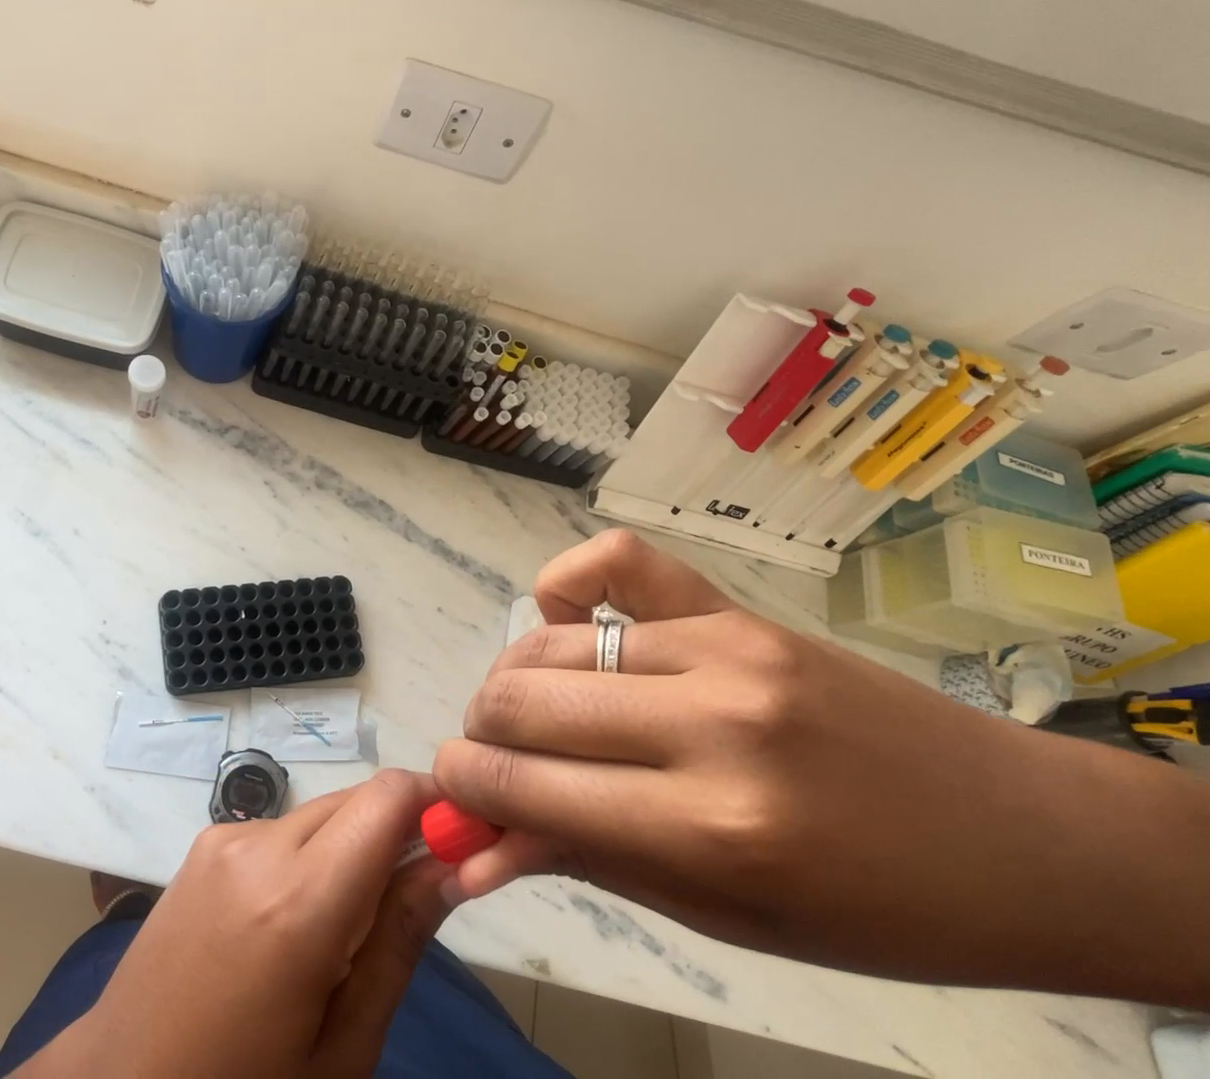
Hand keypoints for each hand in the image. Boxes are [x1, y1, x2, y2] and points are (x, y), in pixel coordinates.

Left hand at [15, 770, 456, 1078]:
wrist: (127, 1076)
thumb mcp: (344, 1040)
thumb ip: (401, 939)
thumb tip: (455, 862)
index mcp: (300, 900)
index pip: (389, 797)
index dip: (437, 805)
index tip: (465, 843)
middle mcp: (259, 847)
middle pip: (358, 801)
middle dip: (399, 832)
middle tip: (416, 899)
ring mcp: (222, 840)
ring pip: (321, 814)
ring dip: (352, 848)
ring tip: (345, 928)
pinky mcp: (203, 846)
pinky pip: (281, 830)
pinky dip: (309, 855)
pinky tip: (294, 920)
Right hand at [434, 529, 1209, 1006]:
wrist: (1024, 839)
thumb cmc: (874, 911)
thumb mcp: (723, 917)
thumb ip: (586, 865)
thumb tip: (470, 856)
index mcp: (707, 828)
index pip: (520, 784)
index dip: (461, 785)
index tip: (455, 793)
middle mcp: (707, 725)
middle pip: (519, 702)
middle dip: (478, 735)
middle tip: (498, 762)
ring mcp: (726, 651)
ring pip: (549, 641)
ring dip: (512, 680)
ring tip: (535, 713)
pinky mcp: (741, 611)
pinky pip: (619, 561)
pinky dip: (567, 583)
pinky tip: (565, 615)